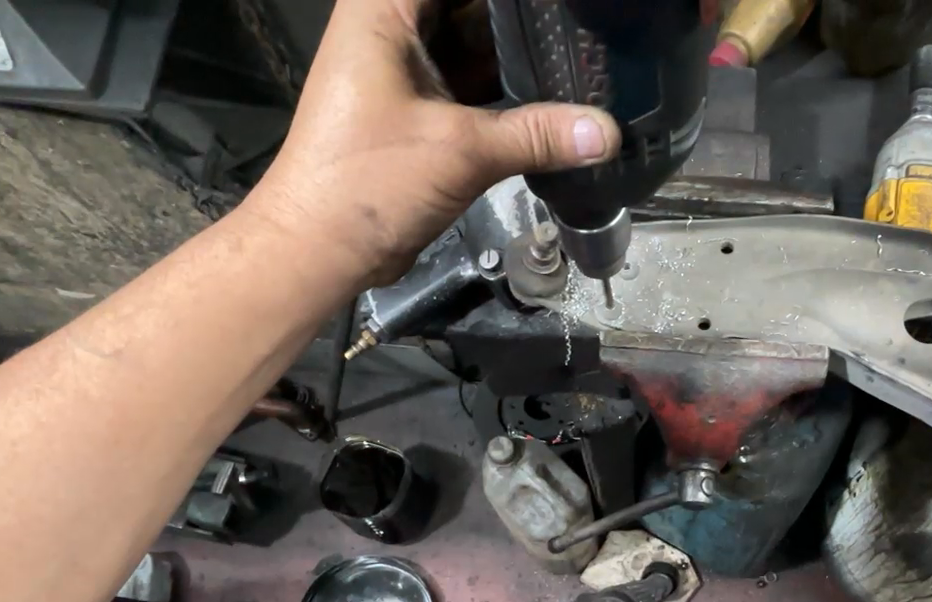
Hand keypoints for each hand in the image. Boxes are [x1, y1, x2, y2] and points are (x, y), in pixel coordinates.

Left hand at [243, 0, 620, 285]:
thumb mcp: (461, 150)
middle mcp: (396, 28)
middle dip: (524, 21)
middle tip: (583, 31)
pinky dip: (509, 99)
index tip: (564, 4)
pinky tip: (556, 103)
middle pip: (471, 9)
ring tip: (581, 61)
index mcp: (387, 7)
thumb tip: (608, 133)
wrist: (323, 248)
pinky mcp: (422, 116)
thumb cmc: (371, 180)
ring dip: (522, 60)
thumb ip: (538, 136)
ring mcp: (410, 75)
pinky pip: (474, 91)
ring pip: (476, 50)